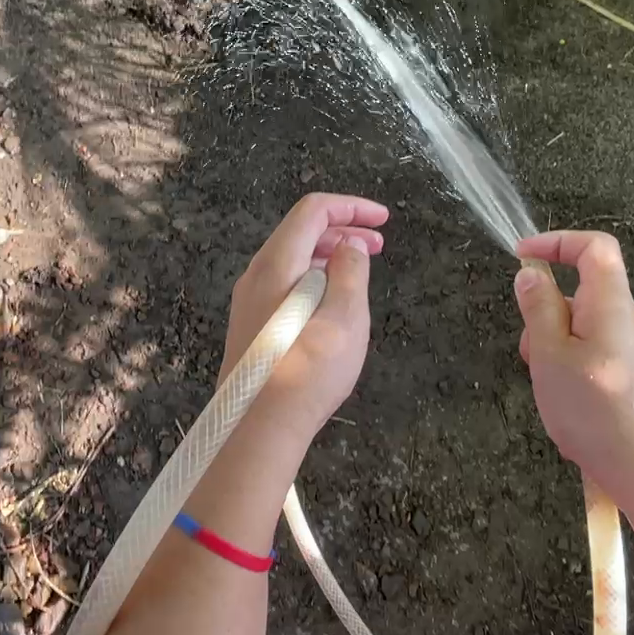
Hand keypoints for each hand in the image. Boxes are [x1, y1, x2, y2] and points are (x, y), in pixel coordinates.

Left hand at [223, 194, 387, 434]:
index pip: (313, 210)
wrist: (257, 428)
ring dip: (330, 254)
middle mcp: (257, 273)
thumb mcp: (344, 317)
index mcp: (277, 262)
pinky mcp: (250, 322)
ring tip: (362, 269)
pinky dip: (315, 276)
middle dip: (343, 229)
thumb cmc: (308, 371)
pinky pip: (285, 282)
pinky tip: (334, 299)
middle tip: (379, 245)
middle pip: (300, 231)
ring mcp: (249, 298)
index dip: (351, 207)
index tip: (384, 219)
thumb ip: (351, 271)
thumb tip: (349, 246)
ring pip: (293, 258)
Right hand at [513, 231, 633, 525]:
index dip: (556, 241)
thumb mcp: (551, 359)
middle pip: (583, 293)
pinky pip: (598, 356)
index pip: (593, 247)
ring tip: (552, 393)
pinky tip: (574, 412)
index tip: (521, 256)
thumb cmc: (599, 417)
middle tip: (531, 356)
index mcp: (611, 306)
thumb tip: (530, 274)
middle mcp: (632, 322)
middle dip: (546, 315)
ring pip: (586, 330)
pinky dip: (575, 371)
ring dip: (557, 348)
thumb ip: (538, 310)